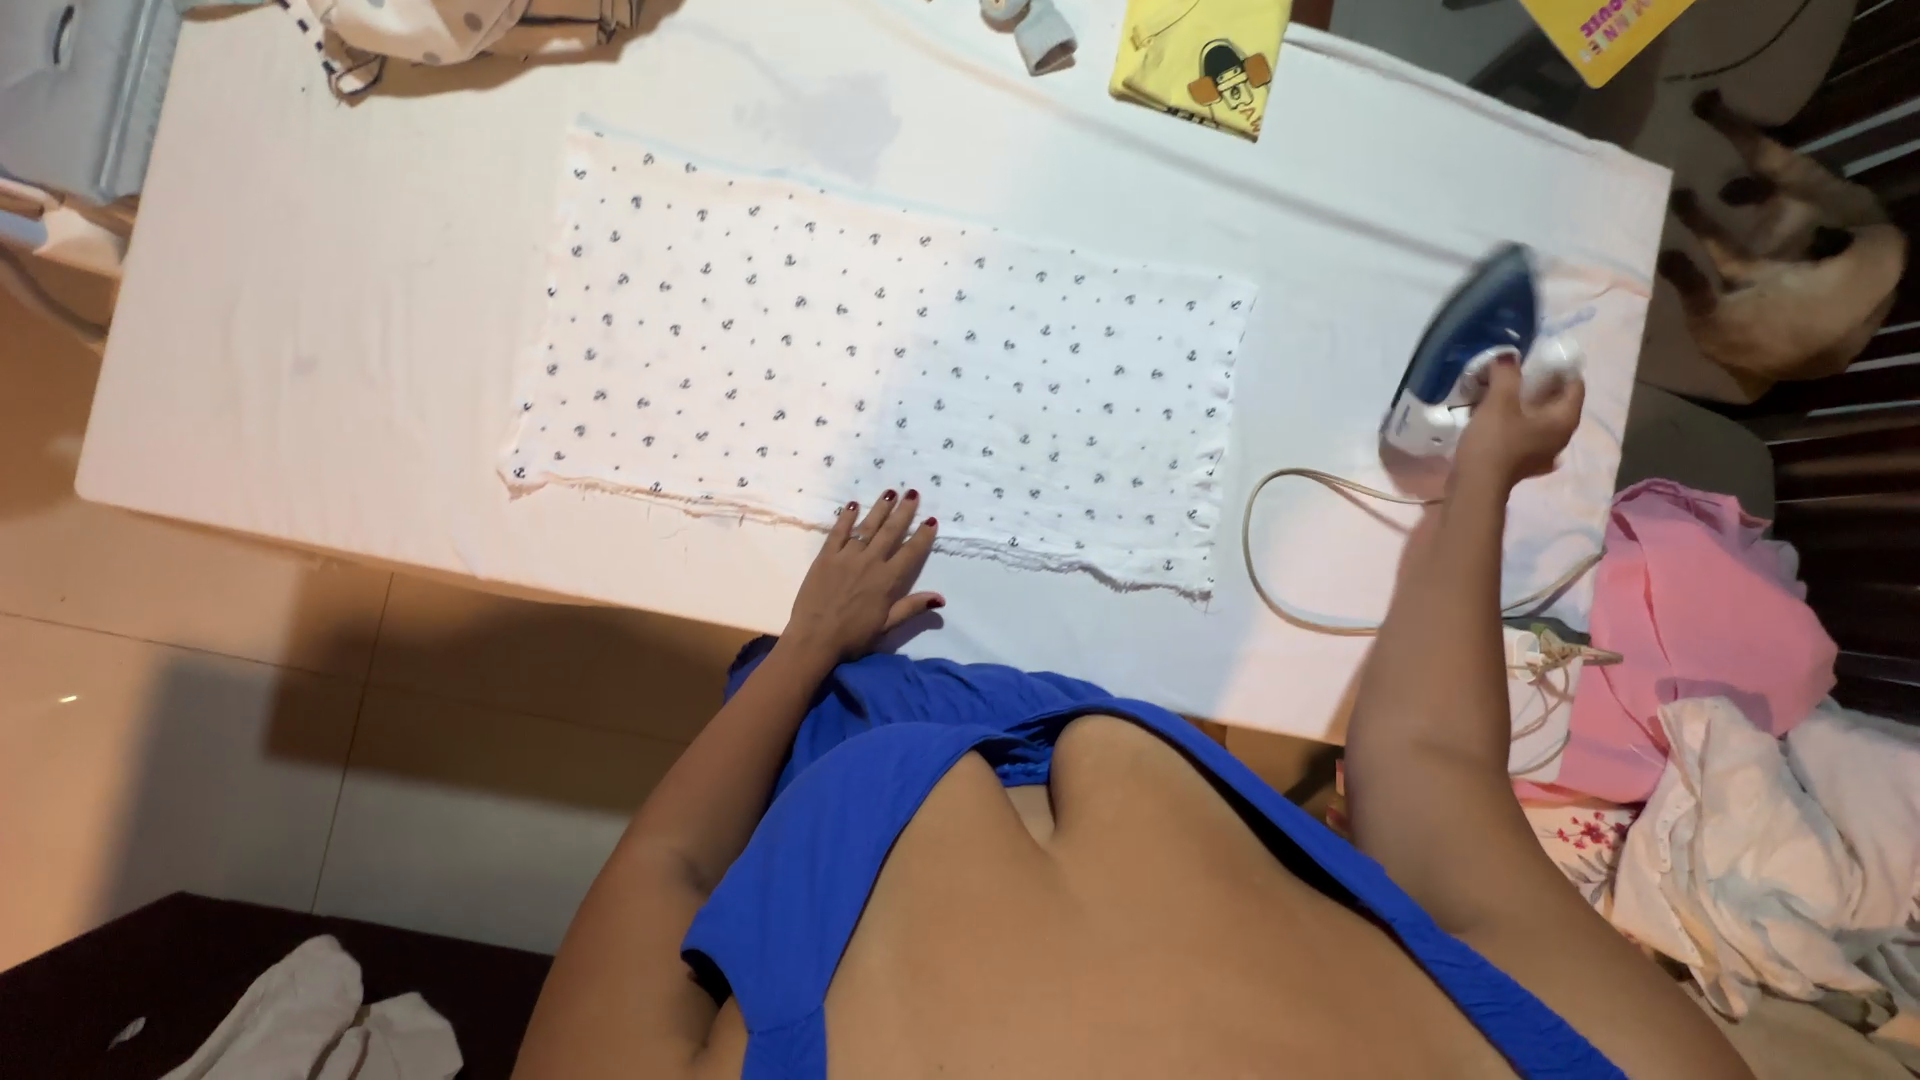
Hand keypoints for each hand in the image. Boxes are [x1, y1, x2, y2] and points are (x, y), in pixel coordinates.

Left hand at [782, 489, 941, 662]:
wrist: (814, 639)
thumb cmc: (853, 637)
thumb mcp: (887, 626)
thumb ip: (912, 607)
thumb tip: (940, 597)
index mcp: (887, 581)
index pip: (910, 552)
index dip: (923, 536)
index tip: (931, 520)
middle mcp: (870, 562)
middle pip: (890, 532)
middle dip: (903, 512)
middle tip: (912, 493)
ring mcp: (846, 557)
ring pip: (867, 527)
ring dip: (880, 509)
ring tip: (890, 492)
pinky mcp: (825, 557)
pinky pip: (838, 532)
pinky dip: (846, 518)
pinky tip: (854, 505)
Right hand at [1455, 355, 1583, 488]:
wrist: (1475, 485)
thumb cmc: (1493, 442)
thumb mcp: (1498, 401)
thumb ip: (1506, 374)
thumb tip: (1508, 356)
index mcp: (1564, 418)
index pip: (1574, 385)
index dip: (1559, 369)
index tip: (1536, 360)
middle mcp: (1561, 436)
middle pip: (1558, 403)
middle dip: (1541, 387)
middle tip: (1518, 376)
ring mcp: (1544, 453)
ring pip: (1542, 421)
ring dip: (1528, 408)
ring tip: (1506, 398)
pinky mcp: (1525, 464)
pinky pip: (1528, 437)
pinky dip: (1519, 427)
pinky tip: (1504, 426)